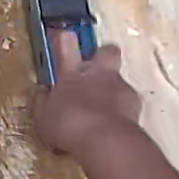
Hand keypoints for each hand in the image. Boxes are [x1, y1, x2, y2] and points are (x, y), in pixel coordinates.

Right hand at [34, 31, 142, 156]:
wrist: (105, 140)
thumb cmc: (68, 126)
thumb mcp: (43, 118)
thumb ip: (43, 102)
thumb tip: (43, 92)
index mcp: (72, 72)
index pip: (66, 42)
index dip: (65, 38)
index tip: (63, 39)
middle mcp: (98, 73)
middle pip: (107, 50)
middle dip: (103, 55)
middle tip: (94, 70)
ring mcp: (119, 85)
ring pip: (119, 77)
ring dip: (112, 89)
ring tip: (103, 110)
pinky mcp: (135, 102)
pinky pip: (129, 100)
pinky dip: (123, 109)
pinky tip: (114, 124)